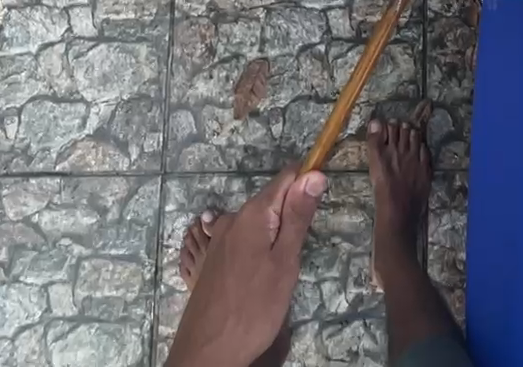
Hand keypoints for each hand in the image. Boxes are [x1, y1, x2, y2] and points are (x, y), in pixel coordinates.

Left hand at [167, 168, 327, 366]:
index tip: (316, 213)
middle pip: (273, 201)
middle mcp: (233, 217)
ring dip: (275, 237)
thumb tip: (315, 173)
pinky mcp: (214, 257)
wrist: (205, 354)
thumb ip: (298, 216)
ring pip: (259, 223)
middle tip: (295, 257)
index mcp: (253, 213)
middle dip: (291, 219)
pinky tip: (258, 281)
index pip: (287, 177)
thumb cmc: (253, 309)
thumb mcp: (284, 262)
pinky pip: (244, 239)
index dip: (307, 185)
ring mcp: (219, 237)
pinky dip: (259, 250)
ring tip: (278, 274)